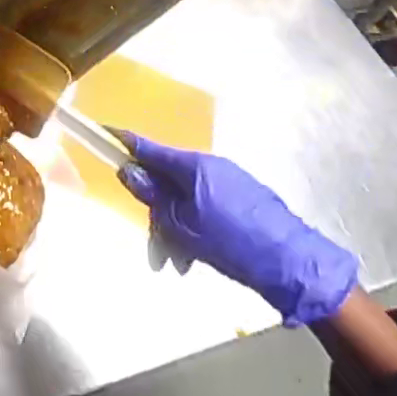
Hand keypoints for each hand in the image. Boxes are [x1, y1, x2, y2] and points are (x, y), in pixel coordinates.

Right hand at [117, 134, 358, 326]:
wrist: (292, 264)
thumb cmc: (230, 241)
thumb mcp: (182, 224)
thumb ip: (154, 197)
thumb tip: (129, 171)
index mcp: (194, 166)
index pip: (150, 148)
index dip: (125, 142)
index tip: (104, 132)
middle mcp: (211, 167)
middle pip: (167, 181)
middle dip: (156, 213)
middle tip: (155, 248)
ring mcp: (229, 183)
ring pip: (185, 200)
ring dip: (175, 229)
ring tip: (177, 263)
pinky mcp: (242, 201)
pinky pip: (204, 208)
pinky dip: (194, 230)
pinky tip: (194, 260)